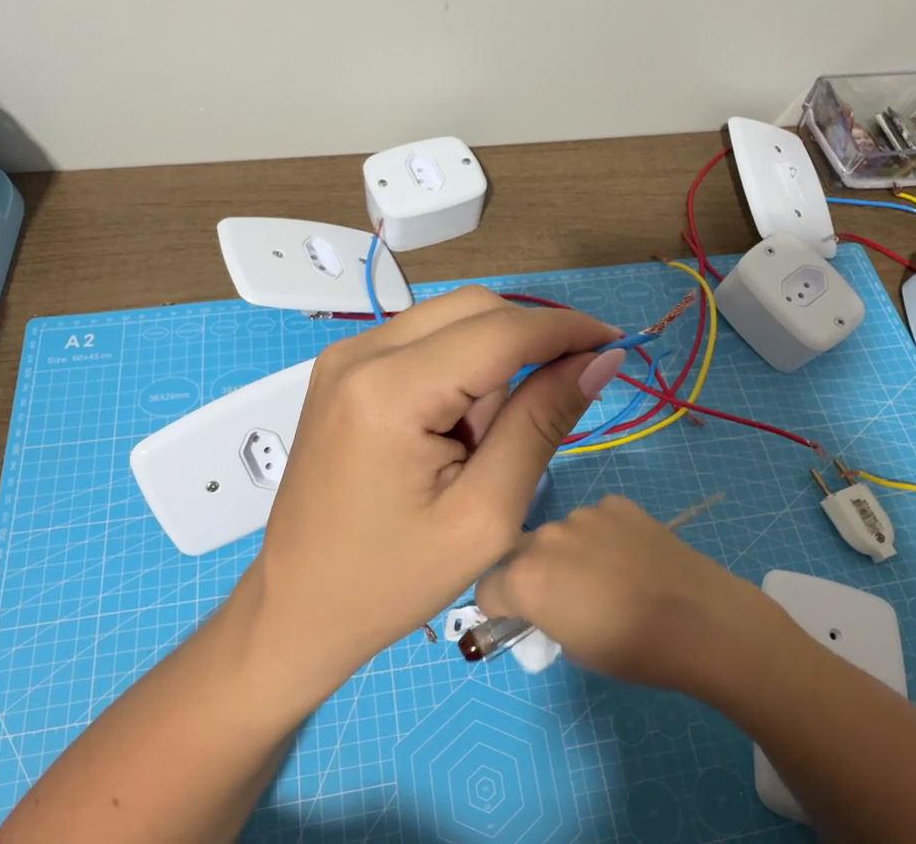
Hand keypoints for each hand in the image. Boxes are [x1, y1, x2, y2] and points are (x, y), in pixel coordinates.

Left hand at [239, 287, 622, 696]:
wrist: (298, 607)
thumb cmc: (393, 580)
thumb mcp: (485, 513)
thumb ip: (541, 424)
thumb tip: (599, 359)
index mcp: (391, 390)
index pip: (501, 330)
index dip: (567, 330)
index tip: (617, 345)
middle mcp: (360, 352)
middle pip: (474, 309)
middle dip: (529, 343)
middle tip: (561, 400)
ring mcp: (344, 357)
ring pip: (450, 320)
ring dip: (491, 360)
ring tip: (486, 442)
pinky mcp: (342, 371)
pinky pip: (421, 341)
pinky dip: (458, 368)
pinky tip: (456, 431)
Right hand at [476, 496, 807, 697]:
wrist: (700, 620)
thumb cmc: (632, 649)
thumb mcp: (574, 647)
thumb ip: (544, 616)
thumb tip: (544, 603)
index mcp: (526, 578)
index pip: (487, 588)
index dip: (502, 606)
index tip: (523, 617)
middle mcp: (545, 537)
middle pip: (521, 553)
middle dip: (532, 574)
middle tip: (568, 600)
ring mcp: (583, 514)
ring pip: (559, 534)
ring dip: (568, 553)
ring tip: (608, 578)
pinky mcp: (616, 503)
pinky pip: (595, 520)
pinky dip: (602, 537)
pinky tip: (630, 559)